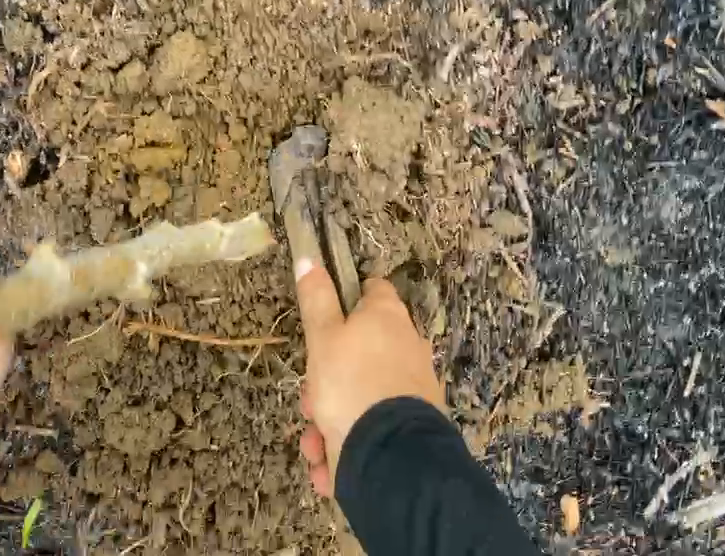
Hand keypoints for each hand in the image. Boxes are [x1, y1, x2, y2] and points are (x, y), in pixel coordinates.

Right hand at [294, 261, 443, 497]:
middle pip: (361, 349)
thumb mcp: (323, 337)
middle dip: (327, 377)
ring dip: (331, 418)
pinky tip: (328, 467)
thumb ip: (316, 299)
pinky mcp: (414, 425)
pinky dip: (349, 443)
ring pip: (362, 393)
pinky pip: (374, 427)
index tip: (324, 319)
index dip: (347, 298)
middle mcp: (407, 344)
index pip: (372, 289)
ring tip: (314, 444)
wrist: (392, 456)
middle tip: (310, 398)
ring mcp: (413, 386)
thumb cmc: (351, 383)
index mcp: (387, 316)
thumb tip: (309, 258)